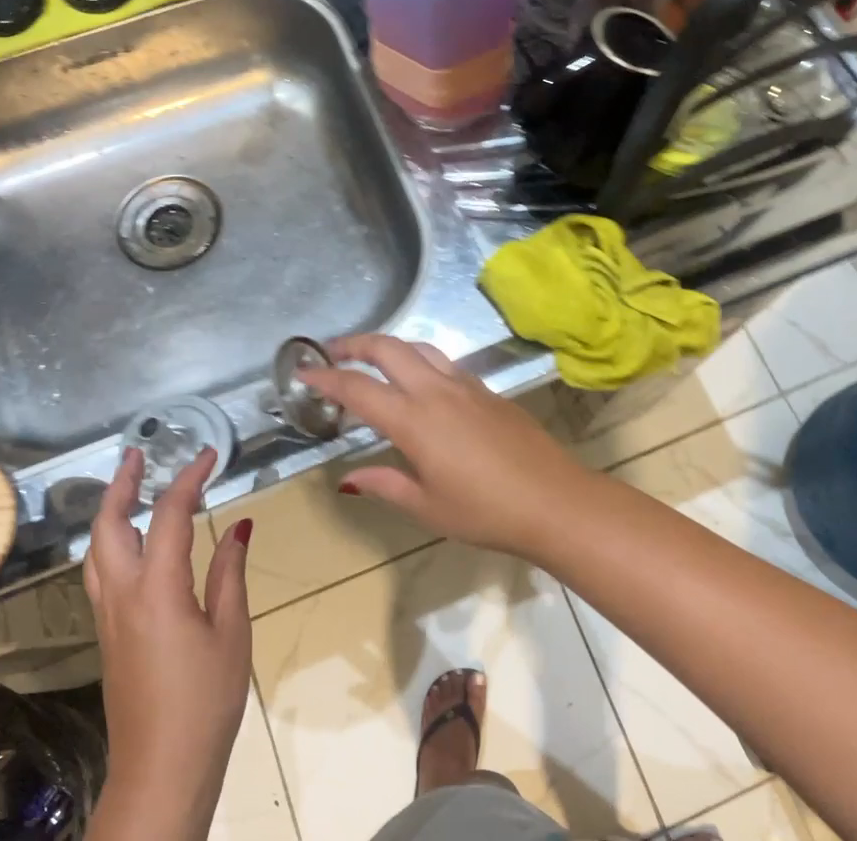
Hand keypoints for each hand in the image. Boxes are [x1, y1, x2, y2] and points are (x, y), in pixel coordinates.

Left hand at [84, 447, 251, 839]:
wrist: (161, 767)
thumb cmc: (205, 700)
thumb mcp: (231, 633)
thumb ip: (228, 575)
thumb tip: (239, 527)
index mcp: (156, 589)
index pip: (167, 516)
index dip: (188, 479)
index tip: (210, 455)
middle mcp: (121, 595)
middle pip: (108, 525)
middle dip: (121, 485)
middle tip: (139, 456)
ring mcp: (108, 616)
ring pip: (95, 549)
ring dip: (109, 512)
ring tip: (129, 489)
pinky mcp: (107, 635)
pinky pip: (100, 573)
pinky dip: (110, 542)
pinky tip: (130, 544)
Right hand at [296, 334, 604, 556]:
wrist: (554, 500)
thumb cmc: (485, 511)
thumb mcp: (427, 506)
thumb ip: (385, 484)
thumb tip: (349, 478)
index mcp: (414, 420)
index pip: (358, 388)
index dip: (326, 378)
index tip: (303, 372)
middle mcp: (437, 391)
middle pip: (388, 349)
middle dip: (355, 344)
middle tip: (332, 352)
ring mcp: (467, 387)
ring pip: (421, 348)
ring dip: (390, 346)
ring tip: (372, 359)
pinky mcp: (489, 392)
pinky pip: (446, 363)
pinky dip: (421, 360)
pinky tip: (420, 382)